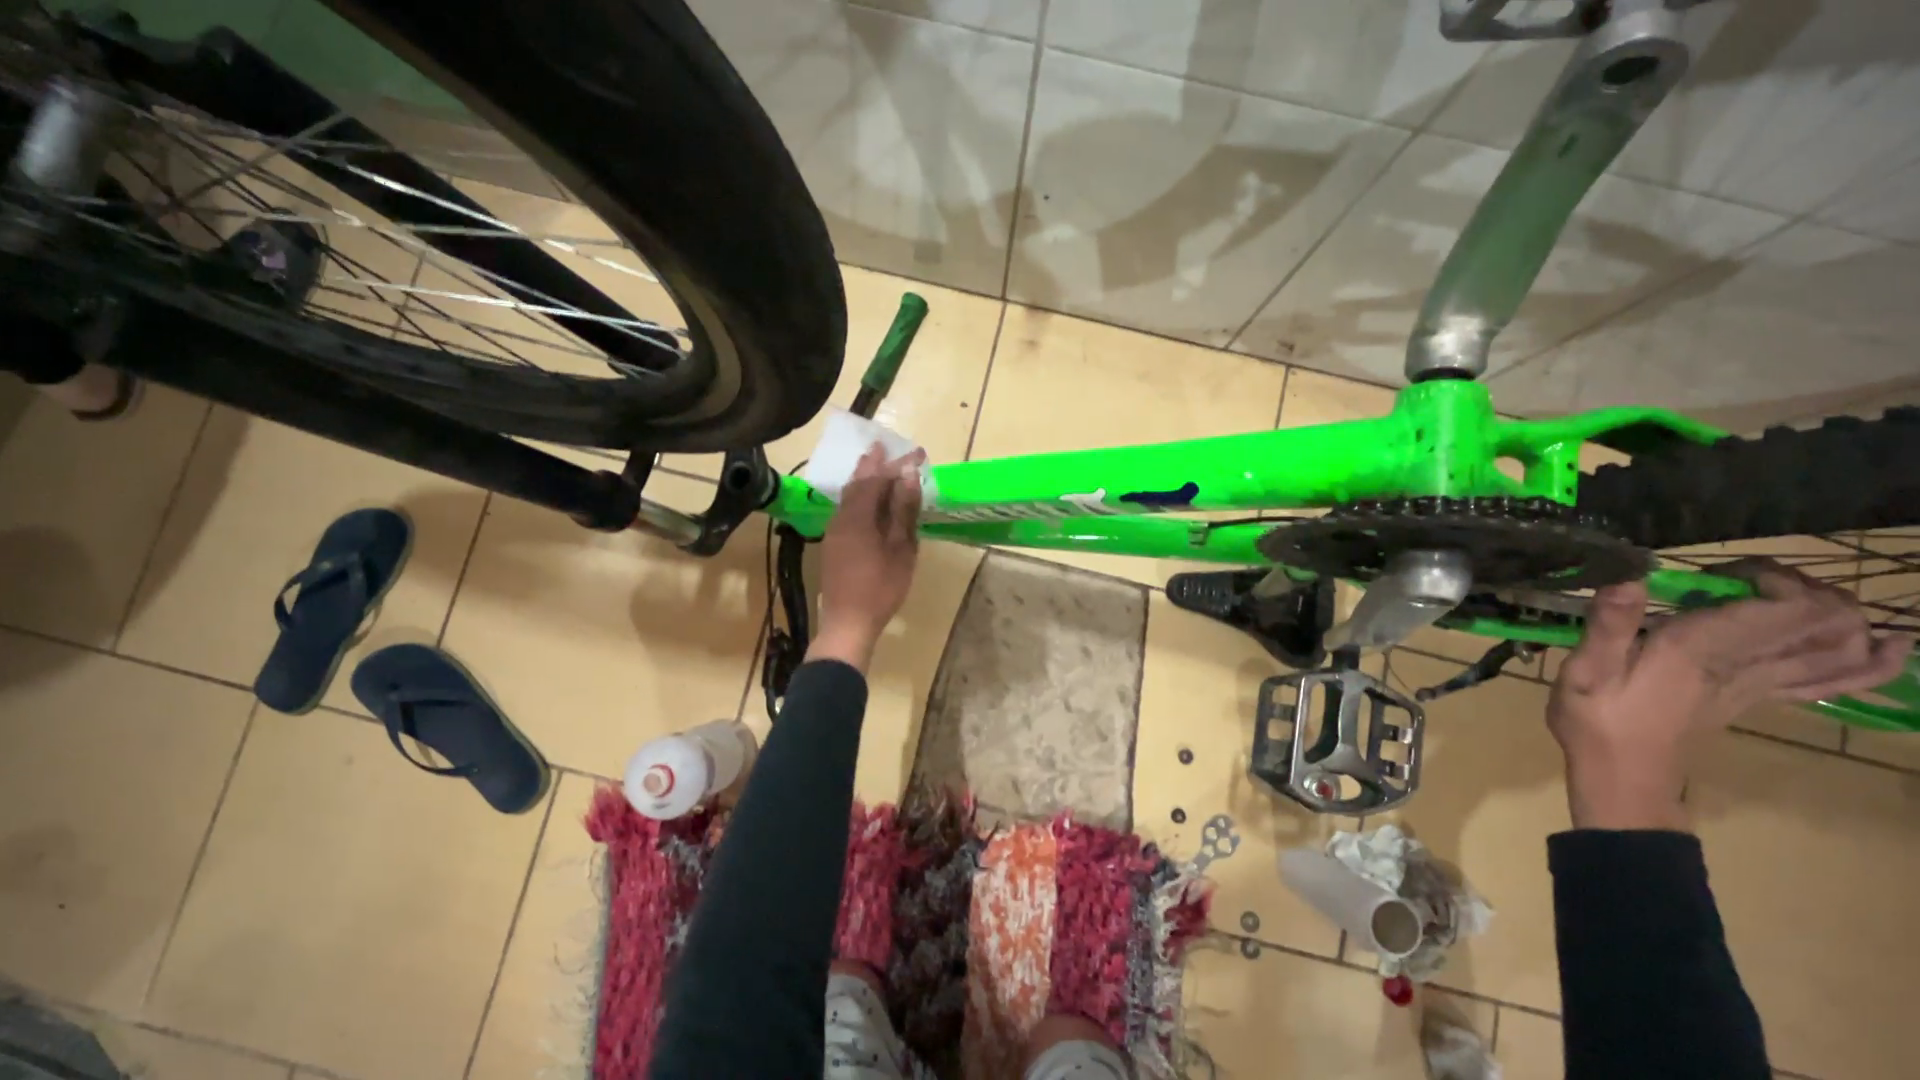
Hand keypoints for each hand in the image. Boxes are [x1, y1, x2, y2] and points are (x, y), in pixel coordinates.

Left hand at [808, 445, 924, 671]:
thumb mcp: (901, 549)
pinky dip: (860, 497)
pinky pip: (846, 510)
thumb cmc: (881, 588)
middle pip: (857, 483)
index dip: (896, 464)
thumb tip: (908, 475)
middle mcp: (841, 518)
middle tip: (886, 447)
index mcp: (858, 516)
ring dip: (864, 479)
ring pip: (849, 496)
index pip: (877, 479)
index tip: (917, 453)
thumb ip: (903, 511)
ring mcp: (834, 532)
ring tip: (877, 466)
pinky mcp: (834, 545)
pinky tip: (868, 501)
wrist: (848, 623)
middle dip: (874, 464)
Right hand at [1548, 559, 1908, 830]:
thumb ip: (1610, 624)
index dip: (1774, 577)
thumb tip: (1629, 577)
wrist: (1621, 772)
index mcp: (1707, 649)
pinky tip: (1893, 647)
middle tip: (1751, 578)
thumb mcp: (1586, 669)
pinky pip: (1834, 678)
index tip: (1723, 571)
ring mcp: (1763, 683)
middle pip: (1827, 622)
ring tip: (1808, 596)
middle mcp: (1749, 663)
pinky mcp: (1760, 695)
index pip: (1785, 607)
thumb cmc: (1598, 717)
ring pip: (1843, 649)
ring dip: (1843, 618)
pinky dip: (1871, 662)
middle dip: (1807, 588)